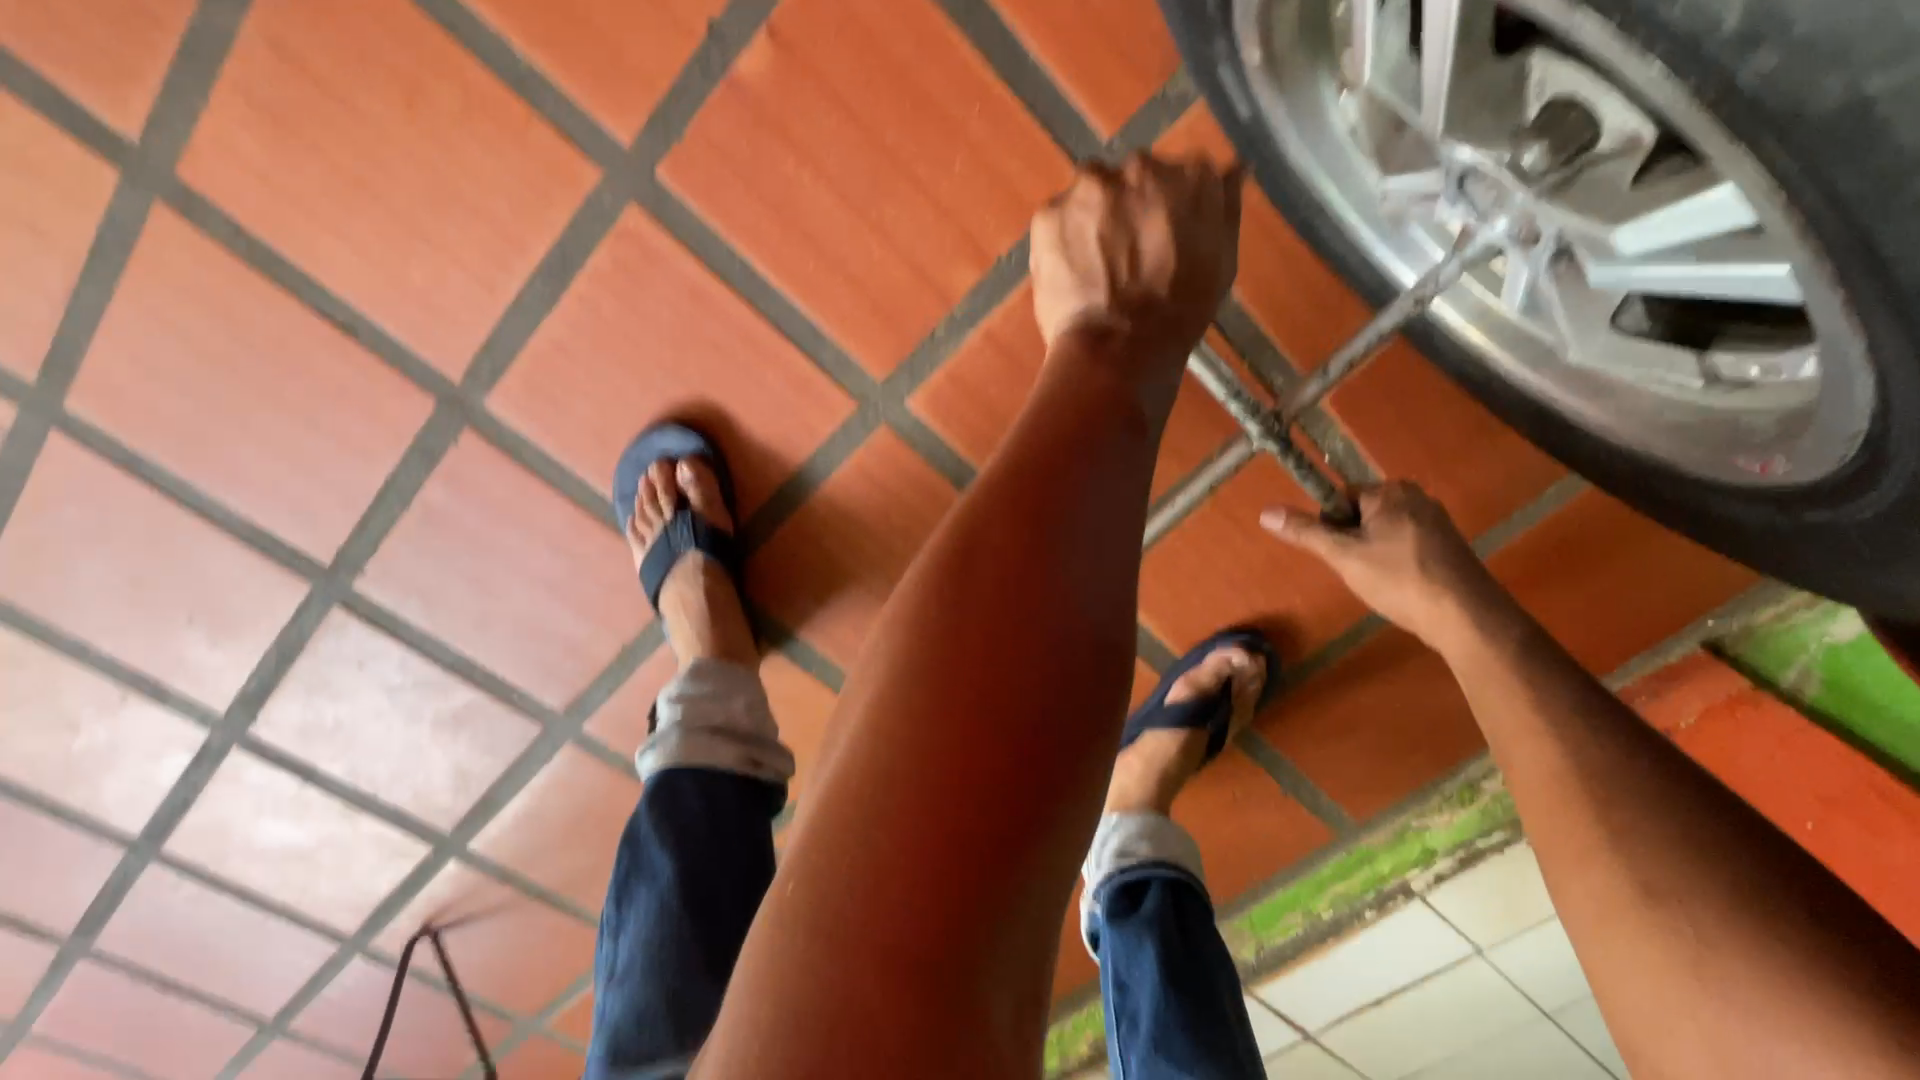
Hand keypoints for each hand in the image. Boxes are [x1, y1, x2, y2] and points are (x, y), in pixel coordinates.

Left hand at [1029, 153, 1243, 359]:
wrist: (1120, 348)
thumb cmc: (1181, 312)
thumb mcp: (1221, 261)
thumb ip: (1224, 207)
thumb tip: (1233, 168)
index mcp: (1191, 174)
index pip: (1179, 176)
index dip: (1166, 211)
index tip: (1160, 241)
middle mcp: (1140, 166)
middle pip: (1131, 180)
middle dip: (1127, 211)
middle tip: (1126, 259)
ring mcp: (1090, 187)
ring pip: (1090, 195)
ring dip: (1092, 220)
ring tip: (1095, 268)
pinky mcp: (1050, 213)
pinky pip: (1058, 220)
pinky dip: (1062, 242)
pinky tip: (1072, 274)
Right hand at [1260, 482, 1516, 652]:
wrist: (1466, 616)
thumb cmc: (1398, 580)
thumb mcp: (1344, 556)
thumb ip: (1306, 532)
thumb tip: (1265, 511)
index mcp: (1390, 491)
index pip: (1340, 498)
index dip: (1331, 527)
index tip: (1338, 554)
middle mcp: (1416, 496)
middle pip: (1362, 515)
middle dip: (1353, 542)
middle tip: (1359, 572)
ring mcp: (1436, 521)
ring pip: (1383, 533)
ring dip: (1373, 555)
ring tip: (1381, 583)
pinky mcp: (1448, 545)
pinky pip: (1406, 546)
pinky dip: (1396, 564)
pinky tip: (1401, 587)